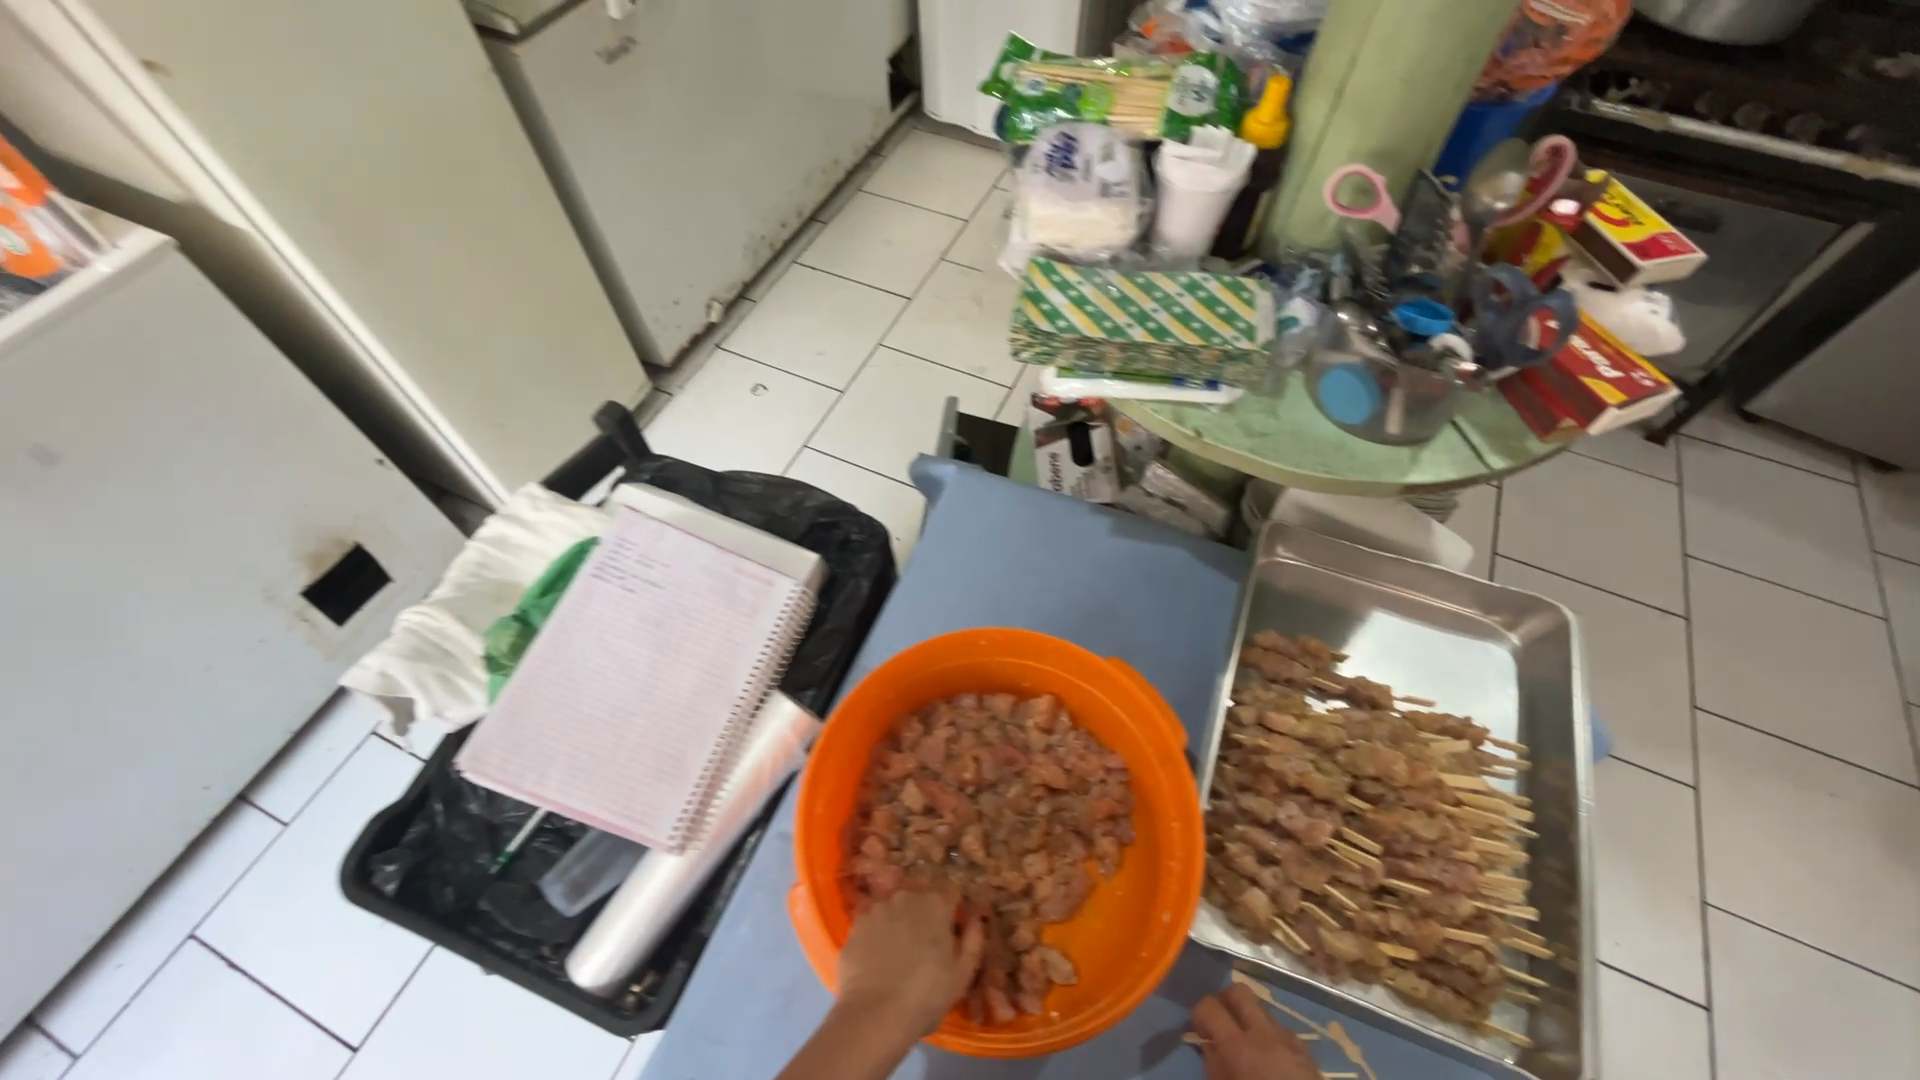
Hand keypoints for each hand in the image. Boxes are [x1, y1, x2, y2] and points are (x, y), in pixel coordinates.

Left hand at [836, 887, 984, 1037]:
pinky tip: (875, 951)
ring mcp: (879, 907)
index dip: (952, 905)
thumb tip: (975, 919)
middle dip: (924, 906)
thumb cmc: (926, 996)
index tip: (951, 922)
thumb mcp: (961, 975)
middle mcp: (907, 896)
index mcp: (937, 904)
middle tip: (923, 936)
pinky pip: (871, 917)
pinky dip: (876, 928)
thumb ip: (972, 941)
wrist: (875, 1014)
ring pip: (893, 902)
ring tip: (896, 944)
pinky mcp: (856, 922)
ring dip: (898, 915)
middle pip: (920, 890)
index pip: (950, 889)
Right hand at [1191, 984, 1323, 1079]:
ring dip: (1249, 1018)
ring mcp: (1288, 1038)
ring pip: (1262, 1009)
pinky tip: (1269, 1058)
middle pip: (1239, 991)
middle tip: (1219, 1020)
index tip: (1198, 1028)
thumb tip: (1207, 1043)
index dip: (1199, 1012)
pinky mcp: (1306, 1050)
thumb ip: (1213, 1064)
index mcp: (1238, 1046)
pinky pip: (1281, 1030)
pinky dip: (1269, 1036)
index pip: (1209, 1005)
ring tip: (1246, 1043)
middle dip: (1225, 999)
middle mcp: (1264, 1033)